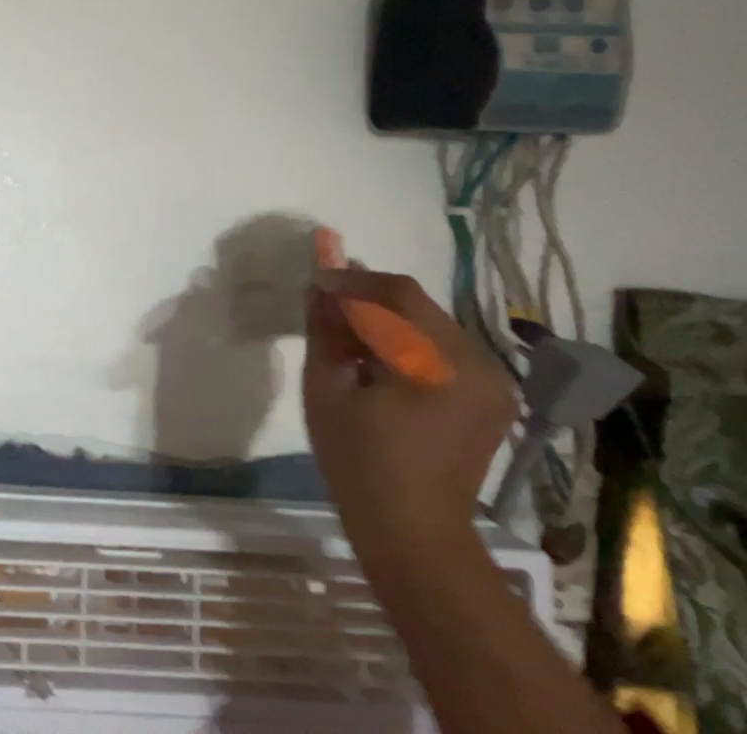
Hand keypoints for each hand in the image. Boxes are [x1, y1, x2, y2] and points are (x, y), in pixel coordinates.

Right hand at [303, 269, 516, 560]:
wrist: (412, 528)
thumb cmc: (359, 461)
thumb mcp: (327, 391)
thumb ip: (326, 333)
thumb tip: (319, 291)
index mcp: (439, 362)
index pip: (398, 294)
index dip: (353, 280)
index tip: (315, 283)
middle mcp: (480, 363)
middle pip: (419, 307)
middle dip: (369, 300)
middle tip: (325, 308)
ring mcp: (494, 382)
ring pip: (432, 328)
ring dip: (388, 322)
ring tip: (346, 338)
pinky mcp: (492, 398)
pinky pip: (445, 353)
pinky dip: (408, 346)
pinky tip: (377, 363)